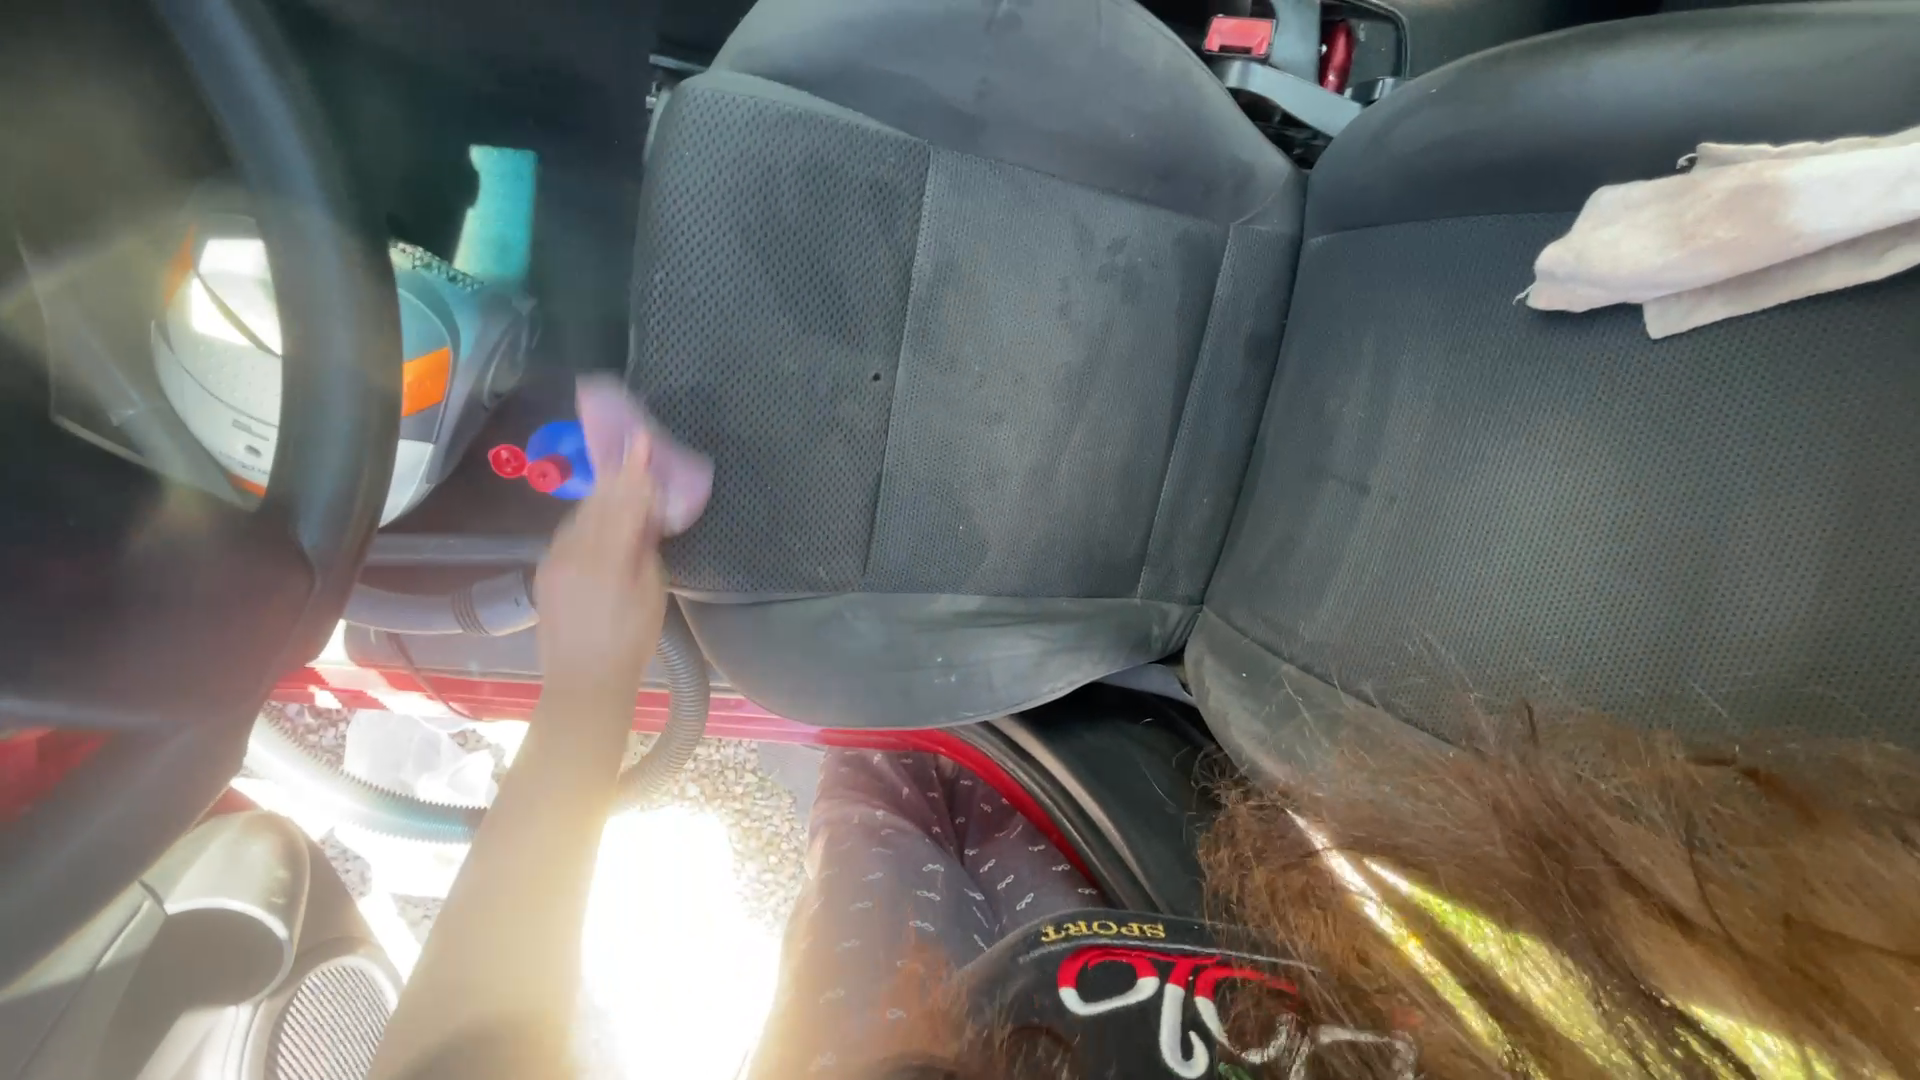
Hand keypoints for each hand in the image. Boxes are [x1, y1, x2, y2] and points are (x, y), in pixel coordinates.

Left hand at [534, 437, 667, 709]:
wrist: (584, 681)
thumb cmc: (631, 640)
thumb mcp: (651, 591)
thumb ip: (644, 547)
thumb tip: (644, 515)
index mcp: (605, 557)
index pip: (623, 501)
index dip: (634, 470)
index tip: (641, 440)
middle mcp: (572, 551)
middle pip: (599, 502)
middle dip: (619, 478)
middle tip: (636, 454)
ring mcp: (554, 559)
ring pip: (582, 516)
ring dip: (604, 497)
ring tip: (624, 483)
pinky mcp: (546, 570)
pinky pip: (571, 533)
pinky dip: (590, 520)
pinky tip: (604, 520)